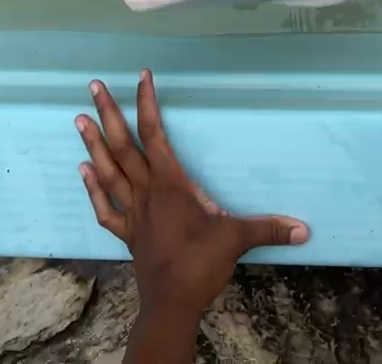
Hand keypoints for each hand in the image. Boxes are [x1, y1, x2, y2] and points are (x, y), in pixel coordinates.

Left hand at [76, 71, 308, 322]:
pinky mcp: (126, 232)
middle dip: (108, 114)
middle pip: (122, 145)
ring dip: (93, 143)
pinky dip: (92, 187)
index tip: (141, 76)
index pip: (154, 133)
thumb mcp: (237, 239)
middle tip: (93, 86)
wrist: (171, 306)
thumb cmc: (201, 265)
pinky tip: (82, 170)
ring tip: (79, 119)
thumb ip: (268, 228)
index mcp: (169, 183)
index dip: (147, 103)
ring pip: (108, 171)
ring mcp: (132, 212)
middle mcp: (146, 191)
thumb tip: (303, 229)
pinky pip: (105, 206)